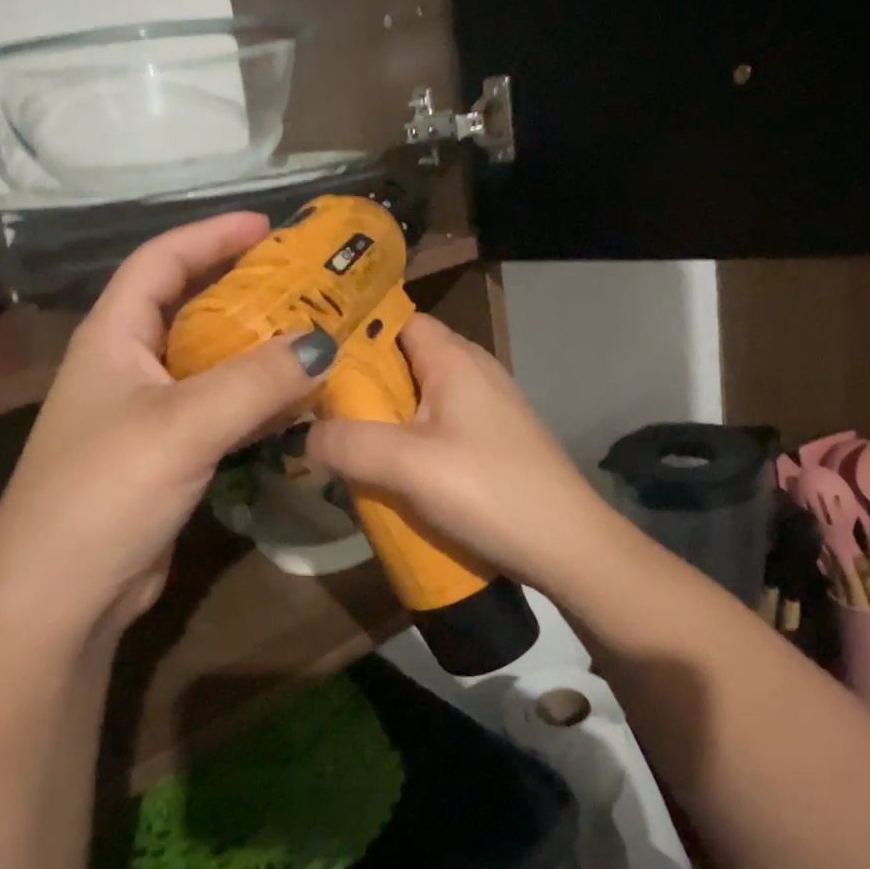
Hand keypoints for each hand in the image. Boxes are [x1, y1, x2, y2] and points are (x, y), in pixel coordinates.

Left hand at [0, 213, 337, 634]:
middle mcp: (126, 368)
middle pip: (189, 310)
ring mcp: (144, 418)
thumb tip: (326, 343)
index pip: (159, 261)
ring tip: (318, 340)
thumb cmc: (105, 492)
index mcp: (112, 338)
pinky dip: (257, 405)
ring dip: (258, 353)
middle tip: (310, 286)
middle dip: (246, 293)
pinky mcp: (164, 461)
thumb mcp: (183, 426)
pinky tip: (298, 407)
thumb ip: (256, 381)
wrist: (59, 600)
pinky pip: (218, 415)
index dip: (210, 235)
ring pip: (209, 367)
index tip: (268, 226)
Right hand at [304, 314, 612, 590]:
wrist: (568, 548)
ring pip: (418, 397)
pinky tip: (382, 469)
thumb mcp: (407, 465)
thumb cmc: (488, 492)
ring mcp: (486, 409)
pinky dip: (405, 440)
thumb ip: (347, 443)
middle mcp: (473, 372)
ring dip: (380, 415)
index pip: (397, 320)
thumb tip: (302, 435)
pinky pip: (435, 428)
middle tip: (308, 400)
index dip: (354, 330)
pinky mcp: (491, 444)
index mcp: (454, 359)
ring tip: (335, 436)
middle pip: (403, 359)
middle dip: (358, 379)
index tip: (308, 352)